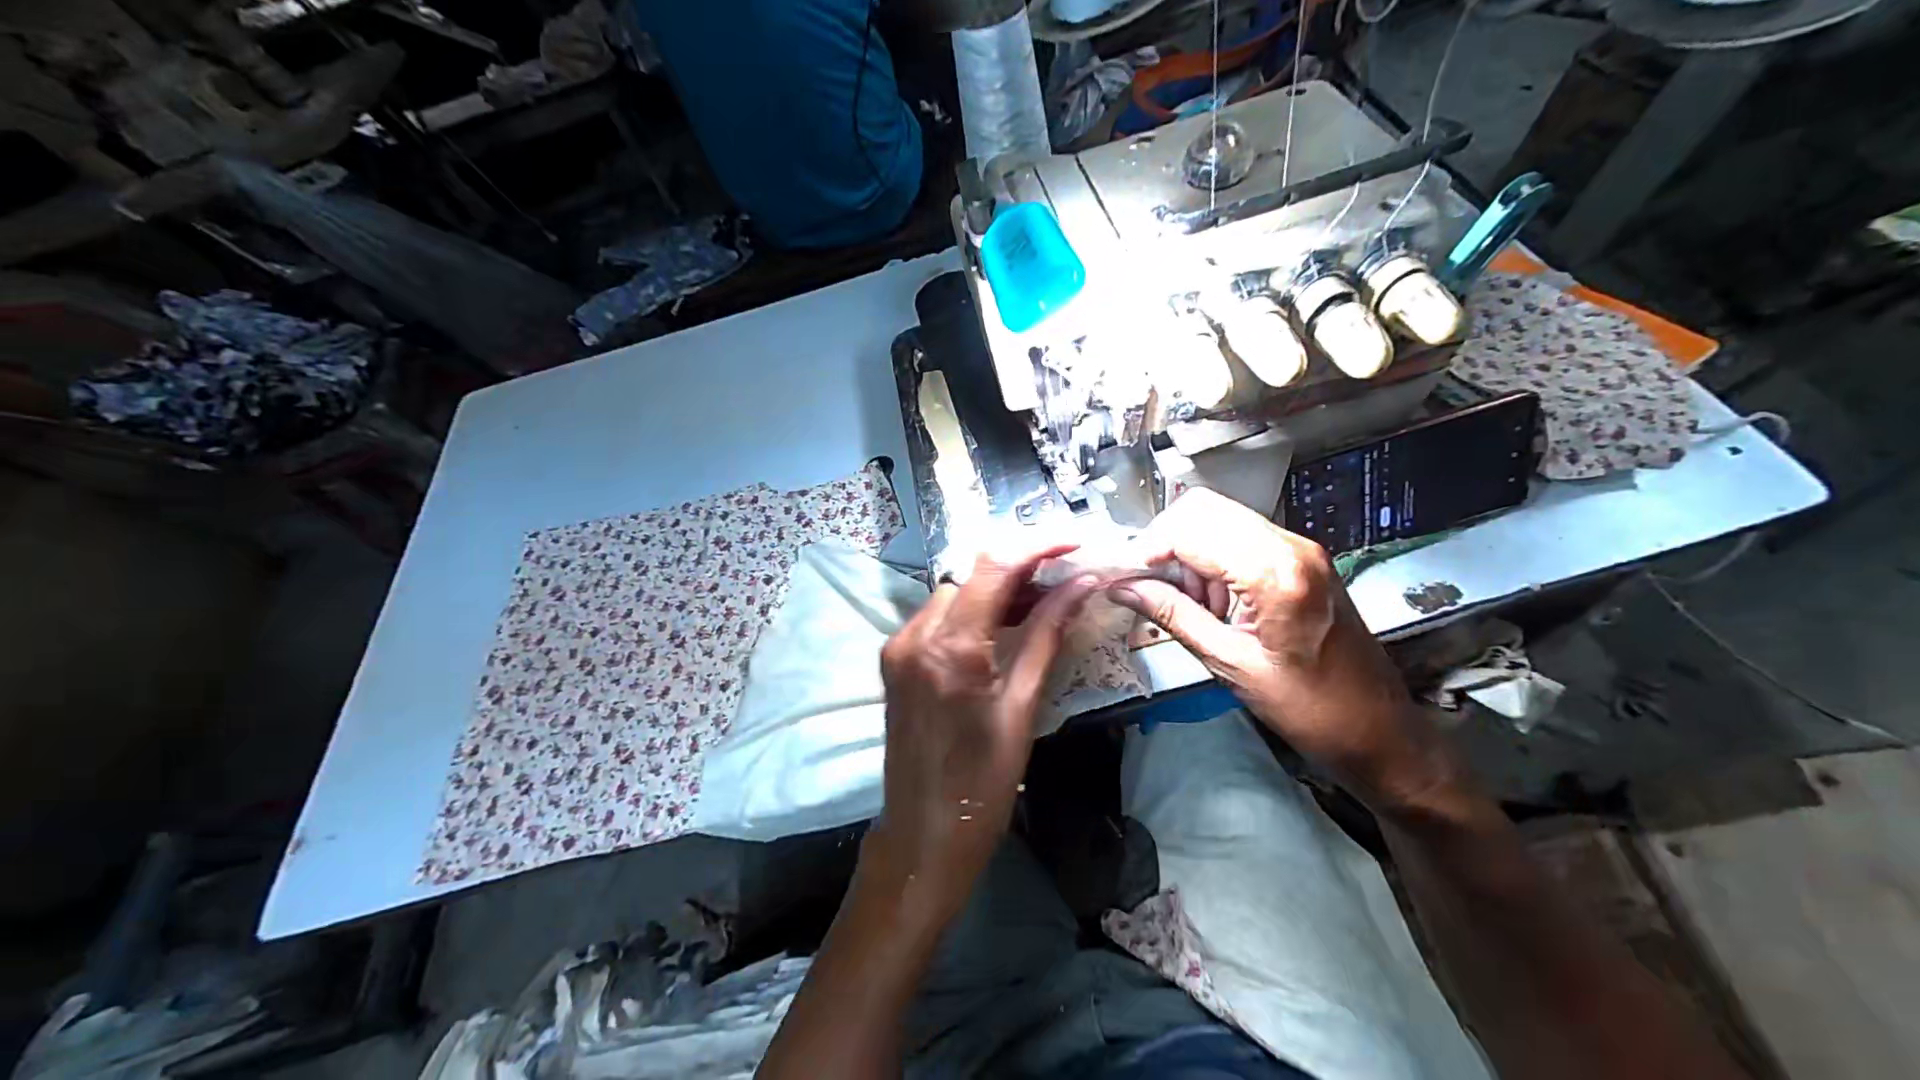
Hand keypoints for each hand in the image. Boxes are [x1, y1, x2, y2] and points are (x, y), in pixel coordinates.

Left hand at [867, 544, 1099, 914]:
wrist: (924, 832)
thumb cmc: (984, 780)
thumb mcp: (1023, 705)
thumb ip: (1048, 634)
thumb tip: (1083, 584)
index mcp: (949, 647)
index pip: (994, 568)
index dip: (1036, 547)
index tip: (1073, 543)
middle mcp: (914, 635)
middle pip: (971, 578)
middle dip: (1018, 574)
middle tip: (1061, 588)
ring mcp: (898, 646)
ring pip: (952, 595)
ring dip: (993, 595)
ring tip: (1036, 612)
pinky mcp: (893, 660)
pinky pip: (935, 619)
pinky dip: (969, 617)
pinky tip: (996, 636)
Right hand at [1110, 489, 1458, 811]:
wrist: (1377, 727)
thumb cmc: (1312, 709)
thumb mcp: (1229, 663)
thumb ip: (1172, 615)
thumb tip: (1125, 588)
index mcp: (1276, 575)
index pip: (1190, 531)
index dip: (1148, 549)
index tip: (1126, 576)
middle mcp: (1291, 548)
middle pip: (1202, 508)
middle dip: (1164, 542)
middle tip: (1146, 583)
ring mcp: (1299, 549)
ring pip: (1218, 519)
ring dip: (1186, 550)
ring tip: (1183, 600)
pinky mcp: (1300, 559)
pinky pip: (1240, 537)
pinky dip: (1210, 558)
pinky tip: (1209, 598)